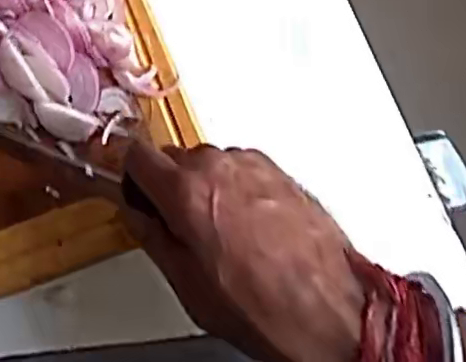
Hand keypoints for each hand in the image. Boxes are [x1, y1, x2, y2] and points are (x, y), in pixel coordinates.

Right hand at [124, 141, 364, 361]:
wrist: (335, 312)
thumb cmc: (270, 309)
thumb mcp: (189, 287)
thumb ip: (152, 238)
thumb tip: (136, 215)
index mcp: (184, 192)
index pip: (135, 154)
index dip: (129, 172)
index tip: (133, 186)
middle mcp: (213, 166)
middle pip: (171, 158)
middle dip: (170, 186)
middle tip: (184, 225)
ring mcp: (245, 163)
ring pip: (206, 162)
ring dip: (206, 186)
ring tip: (227, 232)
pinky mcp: (272, 166)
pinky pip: (237, 166)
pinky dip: (236, 185)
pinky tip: (251, 225)